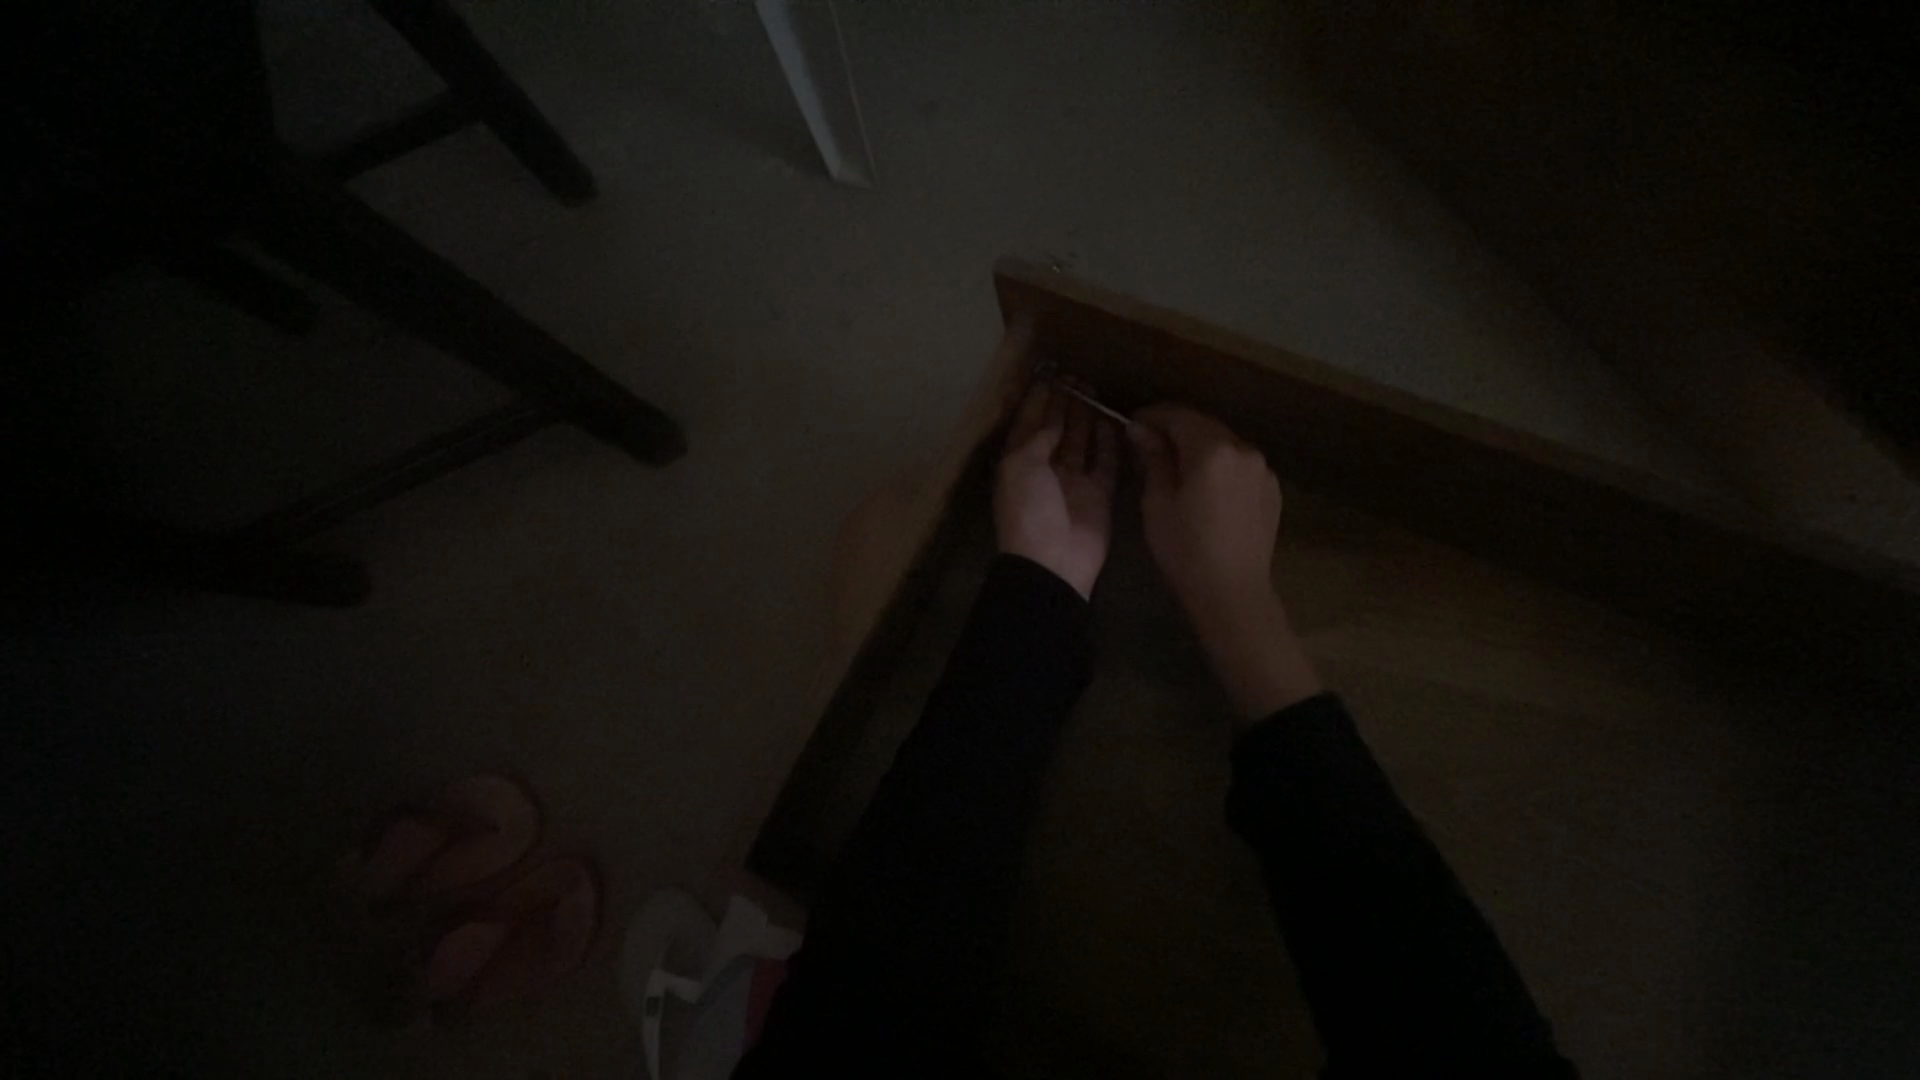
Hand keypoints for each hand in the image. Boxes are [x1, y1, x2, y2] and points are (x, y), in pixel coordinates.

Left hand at [994, 383, 1119, 599]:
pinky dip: (1109, 442)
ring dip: (1086, 417)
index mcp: (1018, 463)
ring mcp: (1073, 482)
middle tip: (1079, 377)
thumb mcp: (1021, 466)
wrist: (1052, 561)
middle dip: (1064, 404)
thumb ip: (1038, 437)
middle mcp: (1044, 469)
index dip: (1039, 400)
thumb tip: (1053, 419)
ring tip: (1096, 390)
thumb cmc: (1028, 510)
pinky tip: (1114, 419)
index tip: (1053, 374)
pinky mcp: (1098, 494)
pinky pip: (1105, 462)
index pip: (1028, 424)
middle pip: (1055, 430)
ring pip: (1080, 441)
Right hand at [1129, 405, 1319, 720]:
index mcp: (1212, 449)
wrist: (1232, 592)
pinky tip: (1204, 491)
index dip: (1151, 416)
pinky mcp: (1271, 489)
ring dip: (1198, 448)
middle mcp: (1243, 449)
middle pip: (1204, 426)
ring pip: (1223, 445)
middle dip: (1175, 430)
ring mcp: (1262, 469)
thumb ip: (1152, 458)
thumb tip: (1142, 429)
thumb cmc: (1184, 549)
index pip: (1178, 415)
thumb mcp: (1157, 502)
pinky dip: (1219, 467)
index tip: (1132, 425)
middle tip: (1148, 447)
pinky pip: (1239, 465)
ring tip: (1175, 470)